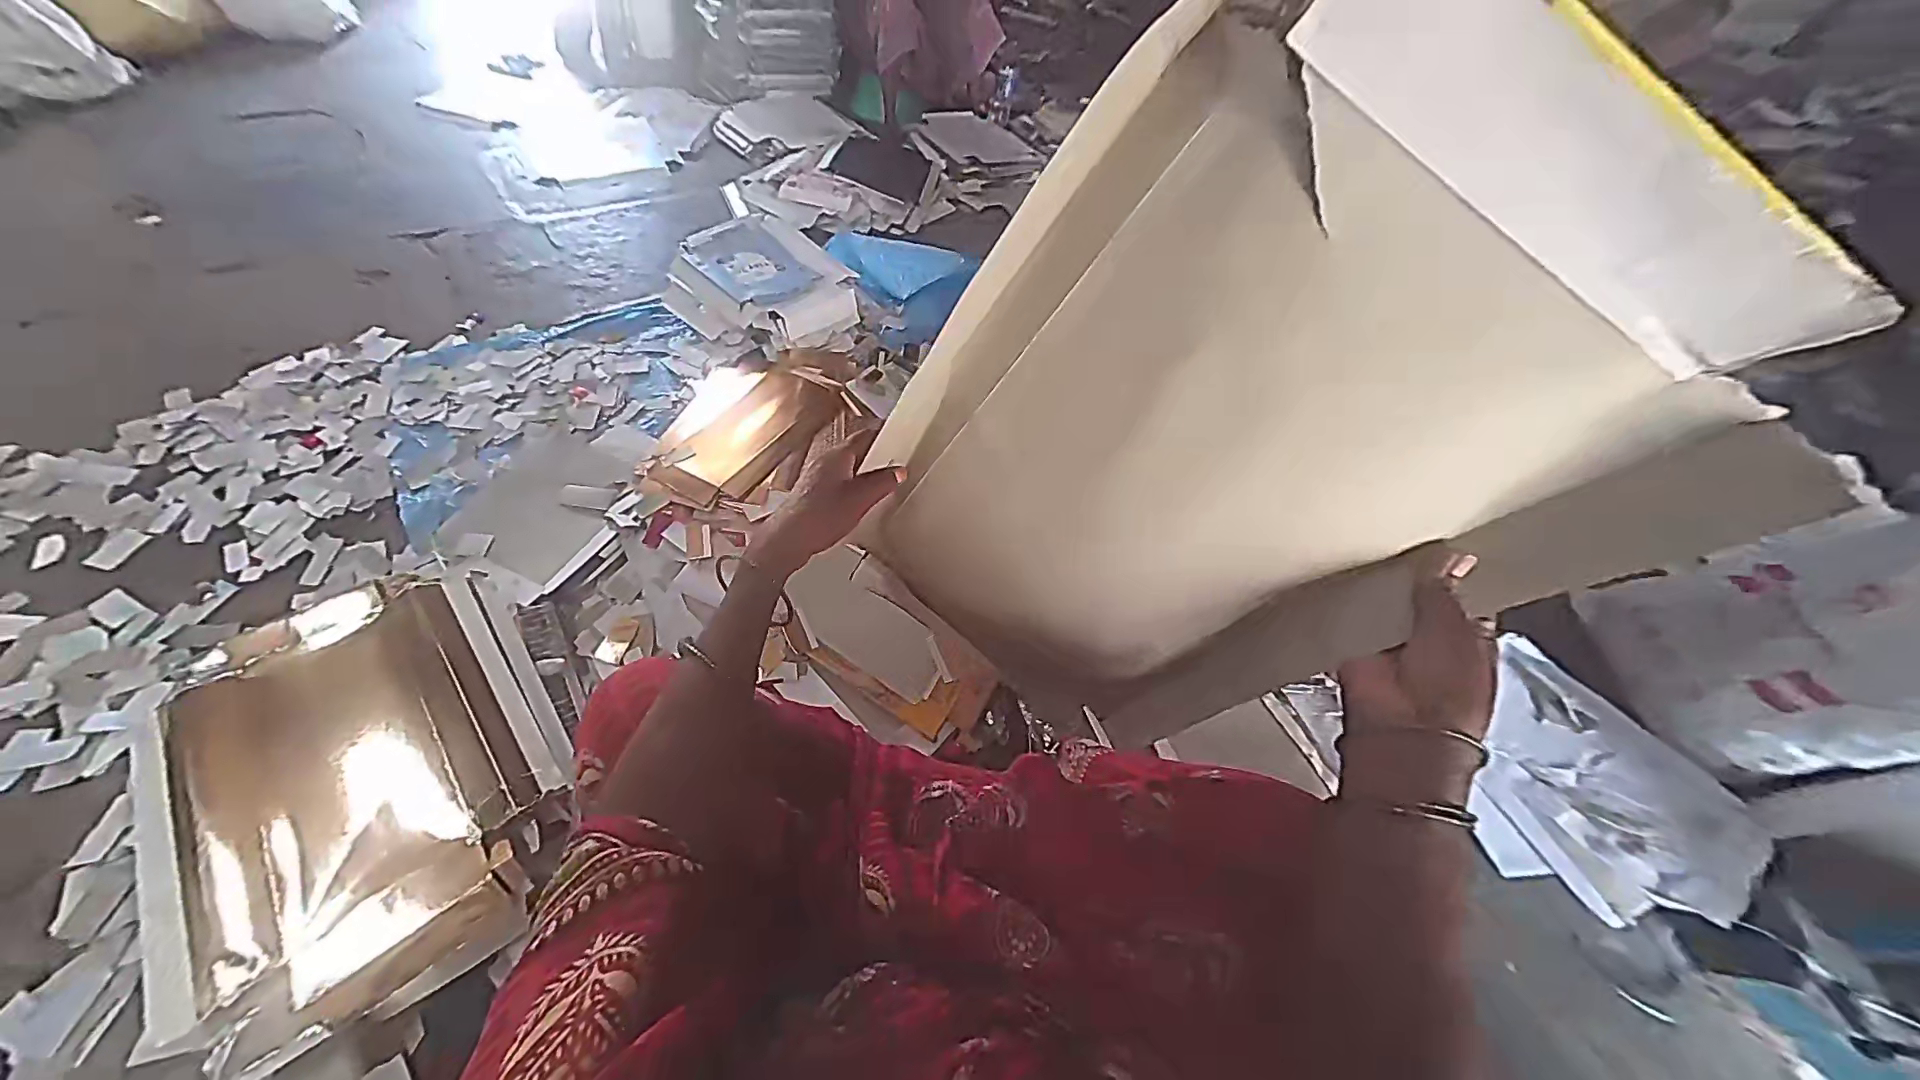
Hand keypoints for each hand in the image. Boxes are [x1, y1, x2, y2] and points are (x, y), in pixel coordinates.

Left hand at [747, 427, 904, 578]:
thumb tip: (897, 472)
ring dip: (861, 472)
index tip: (889, 431)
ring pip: (844, 469)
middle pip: (852, 451)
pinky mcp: (811, 496)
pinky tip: (856, 502)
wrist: (790, 538)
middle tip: (888, 457)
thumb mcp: (862, 497)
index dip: (878, 432)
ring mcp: (816, 479)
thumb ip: (883, 482)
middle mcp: (824, 463)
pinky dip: (850, 488)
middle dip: (871, 454)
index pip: (862, 435)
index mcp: (837, 456)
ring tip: (877, 481)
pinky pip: (836, 485)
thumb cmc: (819, 515)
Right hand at [1337, 551, 1494, 739]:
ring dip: (1375, 591)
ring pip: (1381, 605)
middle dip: (1405, 579)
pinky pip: (1348, 617)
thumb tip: (1454, 556)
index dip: (1445, 572)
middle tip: (1394, 545)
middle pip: (1413, 597)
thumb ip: (1445, 591)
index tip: (1433, 546)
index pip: (1455, 595)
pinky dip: (1346, 604)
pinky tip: (1344, 581)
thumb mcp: (1453, 628)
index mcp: (1466, 635)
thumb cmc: (1447, 685)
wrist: (1401, 722)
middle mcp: (1427, 639)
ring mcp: (1390, 643)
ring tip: (1365, 559)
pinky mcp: (1354, 645)